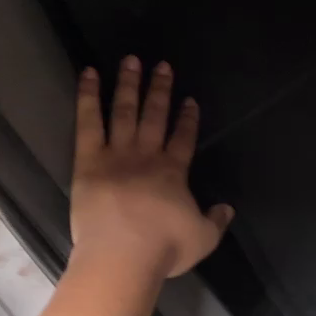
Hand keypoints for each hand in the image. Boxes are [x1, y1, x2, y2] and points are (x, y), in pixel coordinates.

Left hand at [70, 56, 231, 278]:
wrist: (123, 254)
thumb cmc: (164, 248)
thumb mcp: (204, 239)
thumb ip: (215, 221)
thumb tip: (227, 209)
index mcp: (174, 173)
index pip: (184, 138)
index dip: (188, 119)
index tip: (189, 101)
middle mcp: (147, 156)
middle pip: (155, 116)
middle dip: (160, 90)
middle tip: (162, 66)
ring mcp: (117, 155)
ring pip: (125, 111)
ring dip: (129, 85)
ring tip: (131, 61)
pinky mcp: (89, 160)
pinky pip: (89, 122)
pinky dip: (89, 96)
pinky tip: (90, 74)